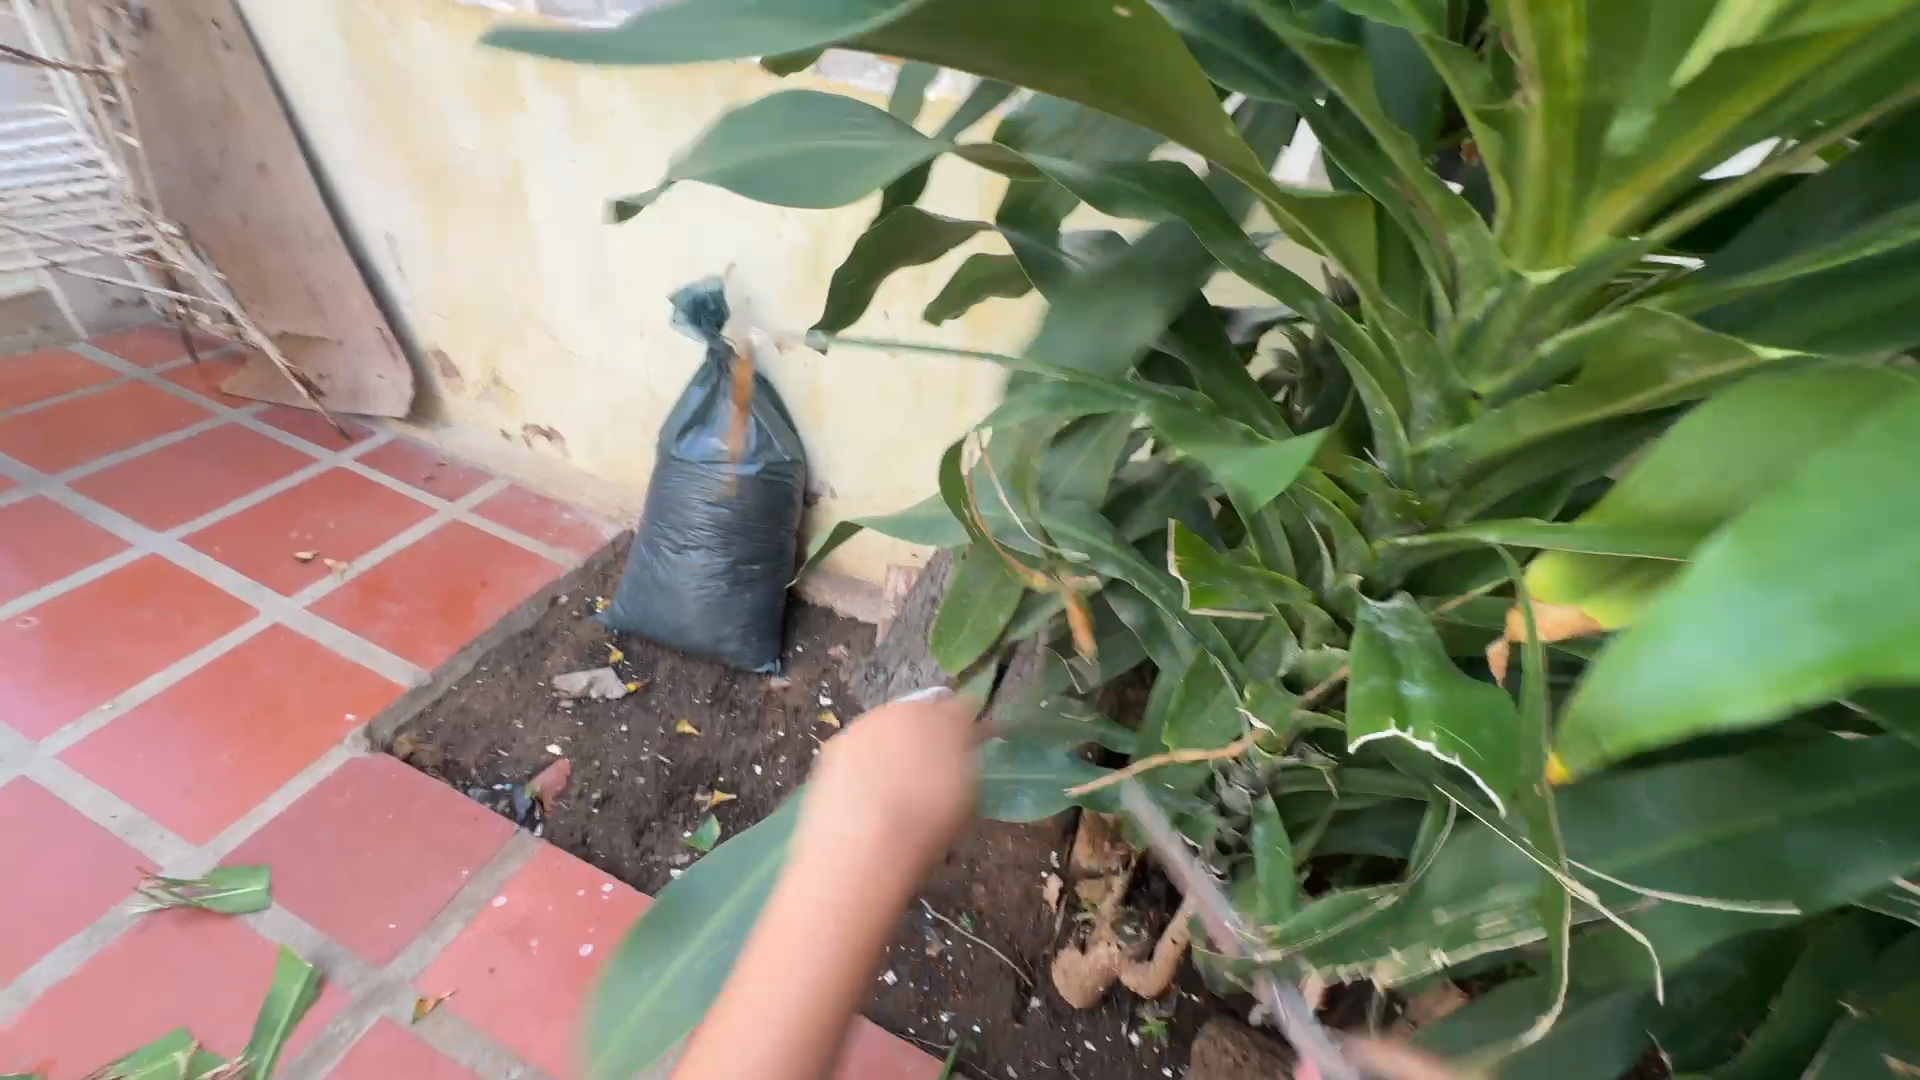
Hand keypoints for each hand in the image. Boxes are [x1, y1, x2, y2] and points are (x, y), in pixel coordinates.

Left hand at [793, 687, 981, 881]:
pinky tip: (865, 788)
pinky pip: (860, 745)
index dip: (971, 726)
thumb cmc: (926, 826)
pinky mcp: (836, 743)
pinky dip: (865, 758)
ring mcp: (867, 723)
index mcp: (946, 718)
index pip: (964, 709)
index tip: (976, 742)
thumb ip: (967, 763)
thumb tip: (963, 754)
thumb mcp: (966, 797)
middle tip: (935, 761)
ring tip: (896, 778)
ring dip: (896, 742)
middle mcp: (906, 710)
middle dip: (932, 730)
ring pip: (889, 725)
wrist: (861, 845)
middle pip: (924, 711)